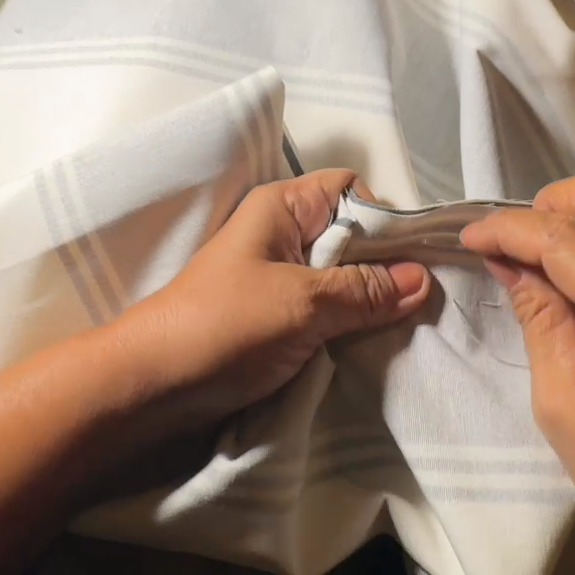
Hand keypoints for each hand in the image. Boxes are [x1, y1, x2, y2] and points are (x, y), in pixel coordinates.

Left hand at [108, 169, 433, 430]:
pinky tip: (372, 342)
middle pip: (351, 233)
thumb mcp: (302, 304)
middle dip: (385, 264)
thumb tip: (421, 279)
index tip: (413, 261)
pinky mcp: (277, 313)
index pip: (351, 190)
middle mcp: (283, 231)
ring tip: (403, 326)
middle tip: (419, 301)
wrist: (153, 384)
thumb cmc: (225, 326)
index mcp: (283, 207)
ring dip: (369, 299)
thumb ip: (363, 290)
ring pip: (342, 273)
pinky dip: (349, 320)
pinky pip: (326, 305)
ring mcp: (279, 274)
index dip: (384, 218)